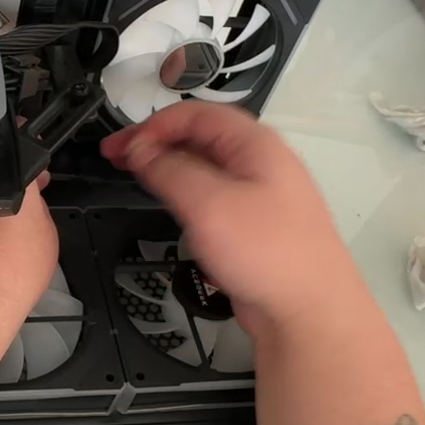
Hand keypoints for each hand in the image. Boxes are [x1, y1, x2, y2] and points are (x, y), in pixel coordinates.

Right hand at [101, 102, 357, 336]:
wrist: (308, 310)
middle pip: (199, 136)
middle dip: (154, 142)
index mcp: (256, 144)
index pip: (195, 115)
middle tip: (116, 155)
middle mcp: (259, 162)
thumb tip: (142, 150)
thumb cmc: (267, 253)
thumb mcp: (208, 204)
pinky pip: (211, 194)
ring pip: (204, 166)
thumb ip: (169, 171)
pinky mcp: (252, 223)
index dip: (153, 126)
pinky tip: (167, 202)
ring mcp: (257, 193)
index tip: (122, 147)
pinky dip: (182, 191)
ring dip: (165, 165)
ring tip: (134, 174)